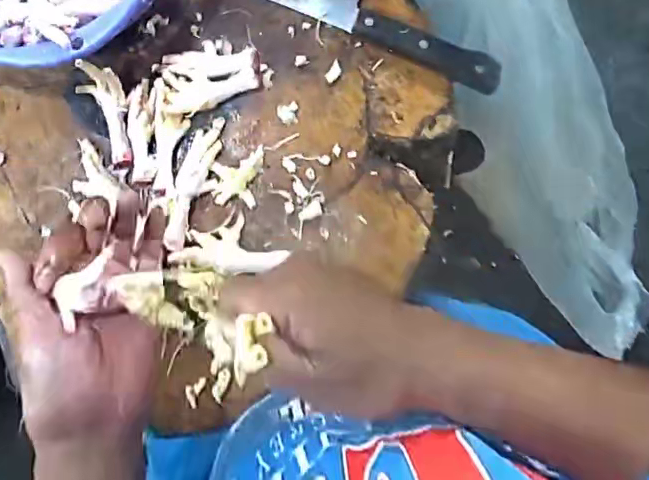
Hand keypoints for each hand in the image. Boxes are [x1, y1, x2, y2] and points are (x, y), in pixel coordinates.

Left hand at [0, 197, 163, 476]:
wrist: (94, 419)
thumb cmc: (54, 376)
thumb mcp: (30, 328)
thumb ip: (24, 287)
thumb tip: (2, 251)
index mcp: (61, 284)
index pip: (66, 242)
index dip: (69, 234)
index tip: (71, 243)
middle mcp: (92, 278)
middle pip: (100, 234)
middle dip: (103, 214)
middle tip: (108, 202)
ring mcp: (122, 284)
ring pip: (128, 240)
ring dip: (132, 215)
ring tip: (135, 193)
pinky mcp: (149, 295)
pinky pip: (155, 260)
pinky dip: (159, 236)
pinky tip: (160, 214)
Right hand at [219, 256, 434, 418]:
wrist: (420, 350)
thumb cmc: (365, 372)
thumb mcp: (308, 383)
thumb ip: (263, 357)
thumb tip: (236, 340)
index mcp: (284, 289)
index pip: (228, 295)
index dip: (228, 326)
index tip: (248, 355)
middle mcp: (293, 266)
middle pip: (250, 289)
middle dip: (254, 323)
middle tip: (279, 359)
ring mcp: (314, 264)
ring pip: (271, 287)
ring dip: (276, 317)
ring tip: (303, 350)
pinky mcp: (330, 270)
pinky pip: (294, 285)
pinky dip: (294, 308)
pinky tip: (321, 335)